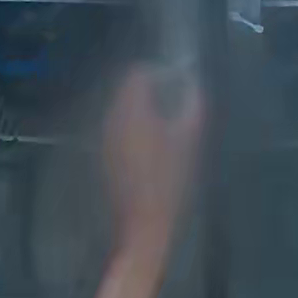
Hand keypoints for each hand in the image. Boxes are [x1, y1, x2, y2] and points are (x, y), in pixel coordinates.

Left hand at [101, 64, 204, 258]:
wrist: (144, 225)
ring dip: (142, 105)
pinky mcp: (105, 153)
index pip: (137, 73)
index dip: (158, 72)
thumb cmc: (169, 180)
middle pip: (128, 87)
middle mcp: (113, 117)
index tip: (177, 82)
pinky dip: (134, 122)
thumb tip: (193, 85)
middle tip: (174, 99)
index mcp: (132, 109)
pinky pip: (119, 123)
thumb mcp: (189, 140)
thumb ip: (192, 105)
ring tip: (166, 120)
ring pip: (123, 105)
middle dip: (151, 87)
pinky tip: (153, 140)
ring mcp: (106, 136)